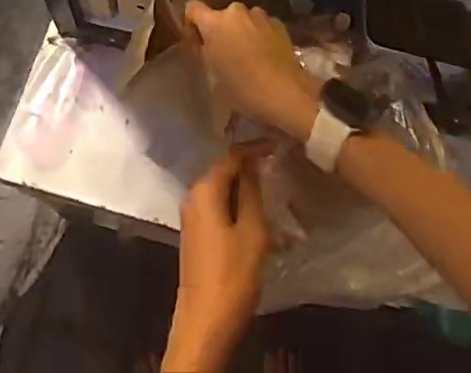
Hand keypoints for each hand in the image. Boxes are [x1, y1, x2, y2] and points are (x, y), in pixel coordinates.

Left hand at [165, 152, 267, 371]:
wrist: (204, 324)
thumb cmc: (231, 276)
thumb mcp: (252, 232)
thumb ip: (252, 193)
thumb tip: (254, 163)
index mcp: (204, 190)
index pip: (231, 156)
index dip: (254, 148)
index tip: (278, 145)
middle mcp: (193, 196)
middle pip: (223, 170)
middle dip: (249, 166)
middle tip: (277, 163)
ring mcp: (192, 216)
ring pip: (221, 190)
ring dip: (244, 187)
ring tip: (271, 186)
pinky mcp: (197, 234)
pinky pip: (218, 206)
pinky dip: (237, 204)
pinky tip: (256, 212)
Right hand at [185, 1, 320, 141]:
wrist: (285, 93)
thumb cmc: (242, 87)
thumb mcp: (213, 71)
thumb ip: (203, 49)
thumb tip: (201, 41)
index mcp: (214, 22)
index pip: (192, 7)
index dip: (192, 22)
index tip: (197, 41)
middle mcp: (236, 11)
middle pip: (220, 15)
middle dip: (221, 30)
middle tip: (225, 54)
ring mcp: (260, 15)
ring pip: (242, 19)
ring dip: (241, 31)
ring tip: (248, 56)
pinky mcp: (278, 23)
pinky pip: (261, 25)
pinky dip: (259, 35)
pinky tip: (265, 56)